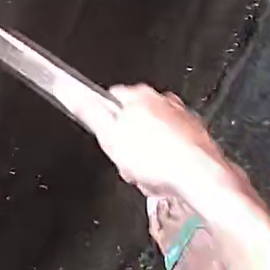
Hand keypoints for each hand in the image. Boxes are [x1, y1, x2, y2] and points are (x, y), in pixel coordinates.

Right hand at [93, 85, 256, 217]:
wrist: (201, 179)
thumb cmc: (160, 158)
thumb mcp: (110, 137)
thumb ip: (88, 111)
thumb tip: (69, 91)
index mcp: (140, 95)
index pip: (111, 98)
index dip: (104, 122)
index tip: (106, 138)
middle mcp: (164, 101)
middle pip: (133, 120)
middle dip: (127, 142)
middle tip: (127, 161)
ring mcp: (183, 119)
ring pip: (153, 137)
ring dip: (147, 156)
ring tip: (148, 174)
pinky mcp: (196, 138)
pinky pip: (173, 151)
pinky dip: (167, 164)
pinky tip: (165, 178)